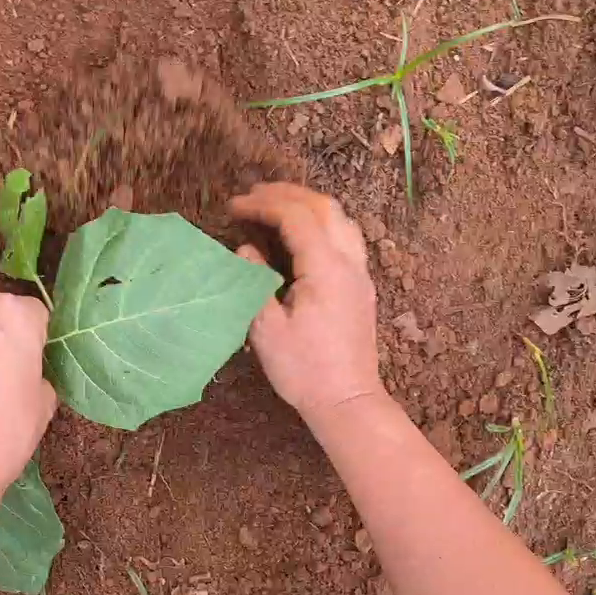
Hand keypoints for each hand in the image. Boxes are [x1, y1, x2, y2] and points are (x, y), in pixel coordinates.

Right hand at [230, 183, 385, 419]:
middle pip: (323, 207)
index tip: (234, 206)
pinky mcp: (361, 287)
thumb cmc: (304, 371)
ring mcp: (360, 274)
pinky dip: (321, 223)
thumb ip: (254, 283)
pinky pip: (346, 237)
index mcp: (325, 269)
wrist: (346, 400)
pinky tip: (303, 235)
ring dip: (308, 204)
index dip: (263, 204)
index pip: (296, 217)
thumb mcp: (267, 330)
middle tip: (253, 195)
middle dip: (287, 194)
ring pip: (340, 219)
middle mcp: (349, 262)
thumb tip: (246, 250)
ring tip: (277, 206)